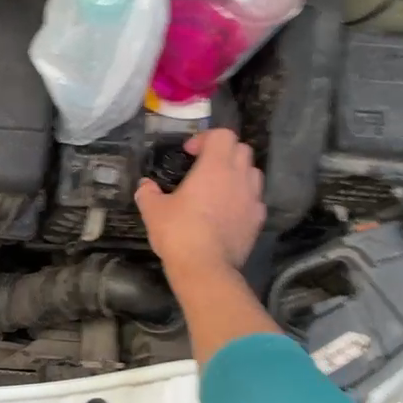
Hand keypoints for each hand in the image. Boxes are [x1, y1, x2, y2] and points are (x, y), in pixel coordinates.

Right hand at [135, 128, 265, 278]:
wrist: (205, 267)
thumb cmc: (178, 233)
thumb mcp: (152, 211)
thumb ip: (147, 193)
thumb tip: (145, 185)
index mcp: (214, 167)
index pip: (222, 135)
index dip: (205, 138)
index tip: (189, 153)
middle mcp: (239, 176)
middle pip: (241, 149)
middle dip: (224, 153)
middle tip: (205, 168)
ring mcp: (253, 198)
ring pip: (252, 172)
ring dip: (237, 174)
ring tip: (218, 189)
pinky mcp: (257, 219)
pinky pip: (254, 199)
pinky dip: (243, 199)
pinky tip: (228, 212)